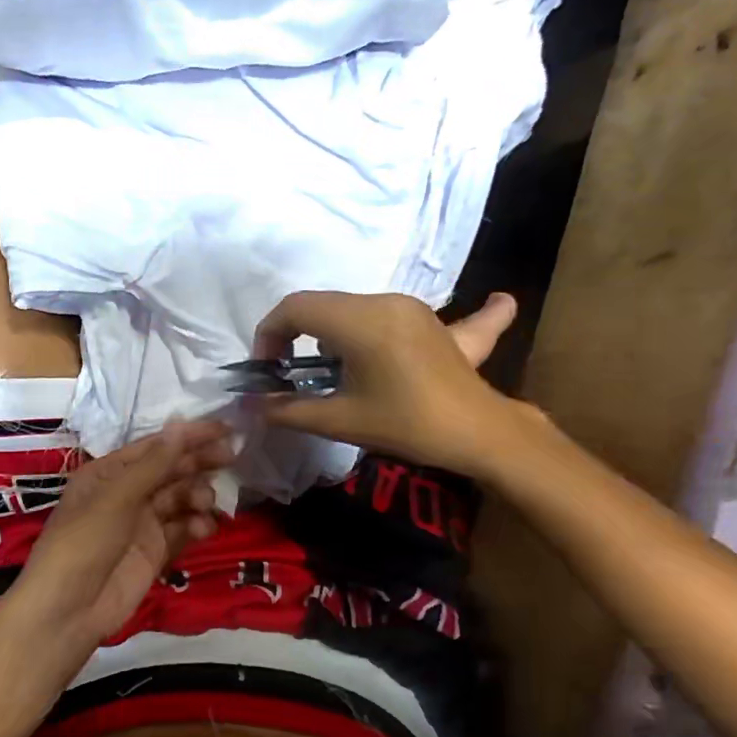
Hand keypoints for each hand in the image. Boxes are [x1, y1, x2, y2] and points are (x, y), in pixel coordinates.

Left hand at [1, 421, 233, 650]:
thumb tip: (181, 426)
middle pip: (169, 471)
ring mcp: (141, 524)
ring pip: (179, 500)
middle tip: (232, 456)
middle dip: (199, 463)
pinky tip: (205, 527)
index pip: (154, 447)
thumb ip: (153, 465)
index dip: (188, 437)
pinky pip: (182, 531)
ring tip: (207, 502)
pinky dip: (196, 526)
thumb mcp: (116, 497)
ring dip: (197, 496)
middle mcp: (126, 494)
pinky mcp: (154, 552)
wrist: (69, 608)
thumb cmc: (84, 541)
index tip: (224, 429)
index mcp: (108, 473)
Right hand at [251, 291, 523, 476]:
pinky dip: (395, 320)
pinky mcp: (431, 321)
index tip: (268, 370)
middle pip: (320, 306)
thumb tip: (251, 405)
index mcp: (359, 321)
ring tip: (328, 369)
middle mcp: (384, 302)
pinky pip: (402, 314)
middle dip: (294, 335)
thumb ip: (288, 409)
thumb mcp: (339, 420)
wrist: (483, 435)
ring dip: (329, 332)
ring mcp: (411, 308)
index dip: (269, 335)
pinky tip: (485, 301)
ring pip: (350, 308)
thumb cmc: (405, 425)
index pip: (295, 308)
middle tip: (288, 374)